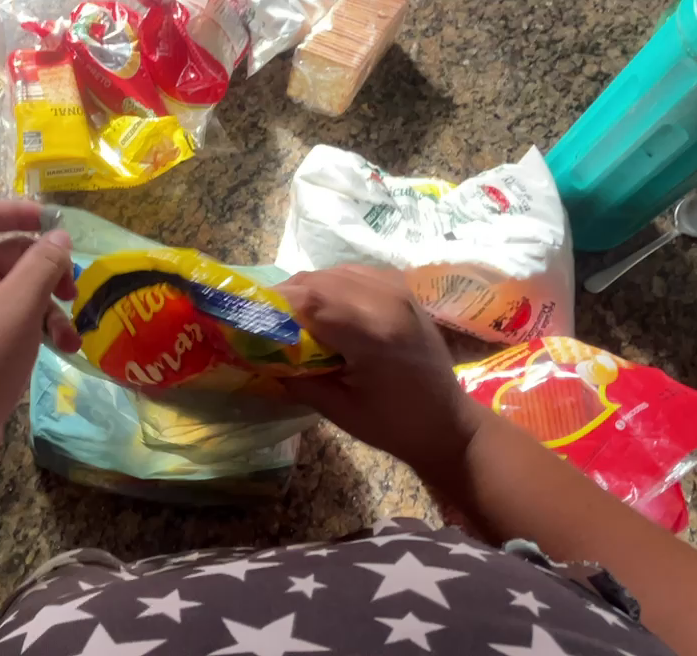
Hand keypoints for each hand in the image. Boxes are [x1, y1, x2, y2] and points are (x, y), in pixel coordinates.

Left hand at [0, 200, 78, 463]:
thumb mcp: (18, 307)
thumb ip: (43, 265)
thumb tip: (60, 235)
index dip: (20, 211)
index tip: (57, 223)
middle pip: (7, 253)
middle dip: (46, 267)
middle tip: (74, 288)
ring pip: (14, 291)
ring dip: (48, 305)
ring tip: (72, 333)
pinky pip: (9, 321)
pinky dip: (36, 328)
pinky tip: (61, 349)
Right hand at [278, 264, 487, 483]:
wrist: (449, 424)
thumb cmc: (394, 426)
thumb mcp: (338, 409)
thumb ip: (297, 376)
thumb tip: (257, 356)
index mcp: (373, 333)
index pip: (311, 299)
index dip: (274, 303)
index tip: (247, 315)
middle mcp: (386, 301)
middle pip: (319, 280)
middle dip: (286, 296)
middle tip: (262, 317)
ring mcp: (397, 290)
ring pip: (334, 271)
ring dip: (308, 289)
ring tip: (290, 315)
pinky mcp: (401, 289)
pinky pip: (353, 273)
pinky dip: (330, 284)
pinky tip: (322, 308)